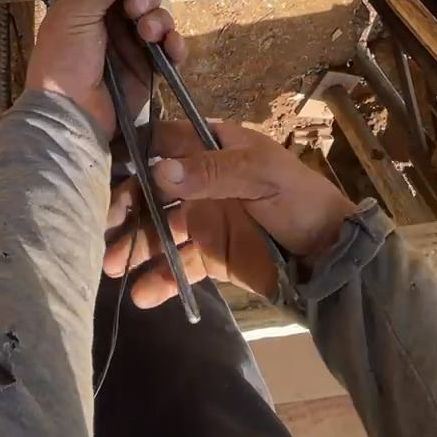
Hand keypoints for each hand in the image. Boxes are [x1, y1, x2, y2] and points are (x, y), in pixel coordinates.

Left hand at [24, 0, 183, 138]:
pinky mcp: (149, 68)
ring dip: (159, 19)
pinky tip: (170, 47)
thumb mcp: (76, 13)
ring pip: (160, 17)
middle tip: (135, 8)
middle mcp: (112, 18)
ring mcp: (132, 44)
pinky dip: (176, 44)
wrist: (70, 113)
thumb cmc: (63, 59)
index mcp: (89, 0)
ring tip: (148, 33)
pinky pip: (172, 49)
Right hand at [104, 120, 357, 308]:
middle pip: (151, 190)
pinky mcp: (210, 256)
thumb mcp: (261, 175)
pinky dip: (159, 280)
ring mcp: (204, 220)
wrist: (335, 258)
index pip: (163, 141)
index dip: (133, 151)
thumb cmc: (300, 199)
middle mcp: (200, 181)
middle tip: (102, 230)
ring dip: (134, 245)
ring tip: (111, 267)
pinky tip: (141, 295)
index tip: (101, 168)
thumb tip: (158, 171)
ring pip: (158, 229)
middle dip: (126, 208)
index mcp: (212, 148)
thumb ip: (211, 171)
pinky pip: (178, 265)